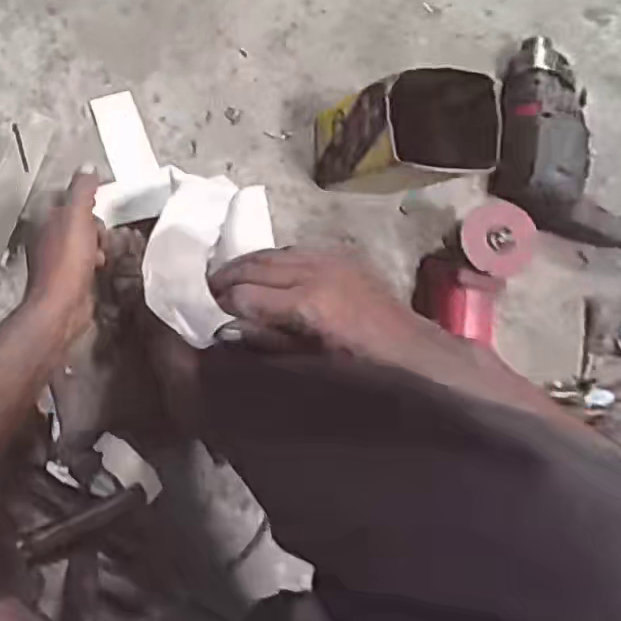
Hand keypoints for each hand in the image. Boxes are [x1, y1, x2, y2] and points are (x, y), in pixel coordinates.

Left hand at [23, 170, 105, 333]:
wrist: (62, 307)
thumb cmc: (65, 265)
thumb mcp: (77, 217)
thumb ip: (82, 190)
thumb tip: (88, 169)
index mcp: (42, 217)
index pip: (64, 193)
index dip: (83, 193)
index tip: (99, 195)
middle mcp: (45, 235)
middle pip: (76, 216)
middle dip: (93, 221)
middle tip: (98, 229)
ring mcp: (56, 256)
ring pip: (84, 237)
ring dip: (97, 241)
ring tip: (100, 249)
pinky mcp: (68, 274)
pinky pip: (87, 258)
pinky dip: (96, 259)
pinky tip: (100, 265)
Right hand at [209, 248, 431, 361]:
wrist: (417, 353)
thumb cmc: (364, 371)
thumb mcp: (311, 364)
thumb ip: (269, 341)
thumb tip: (229, 327)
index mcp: (309, 304)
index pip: (247, 293)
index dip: (222, 301)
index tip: (204, 308)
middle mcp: (316, 272)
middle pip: (255, 265)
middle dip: (226, 276)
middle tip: (205, 288)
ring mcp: (330, 259)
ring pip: (272, 252)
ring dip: (246, 263)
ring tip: (226, 277)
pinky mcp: (340, 255)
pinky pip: (293, 250)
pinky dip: (271, 258)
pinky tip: (262, 271)